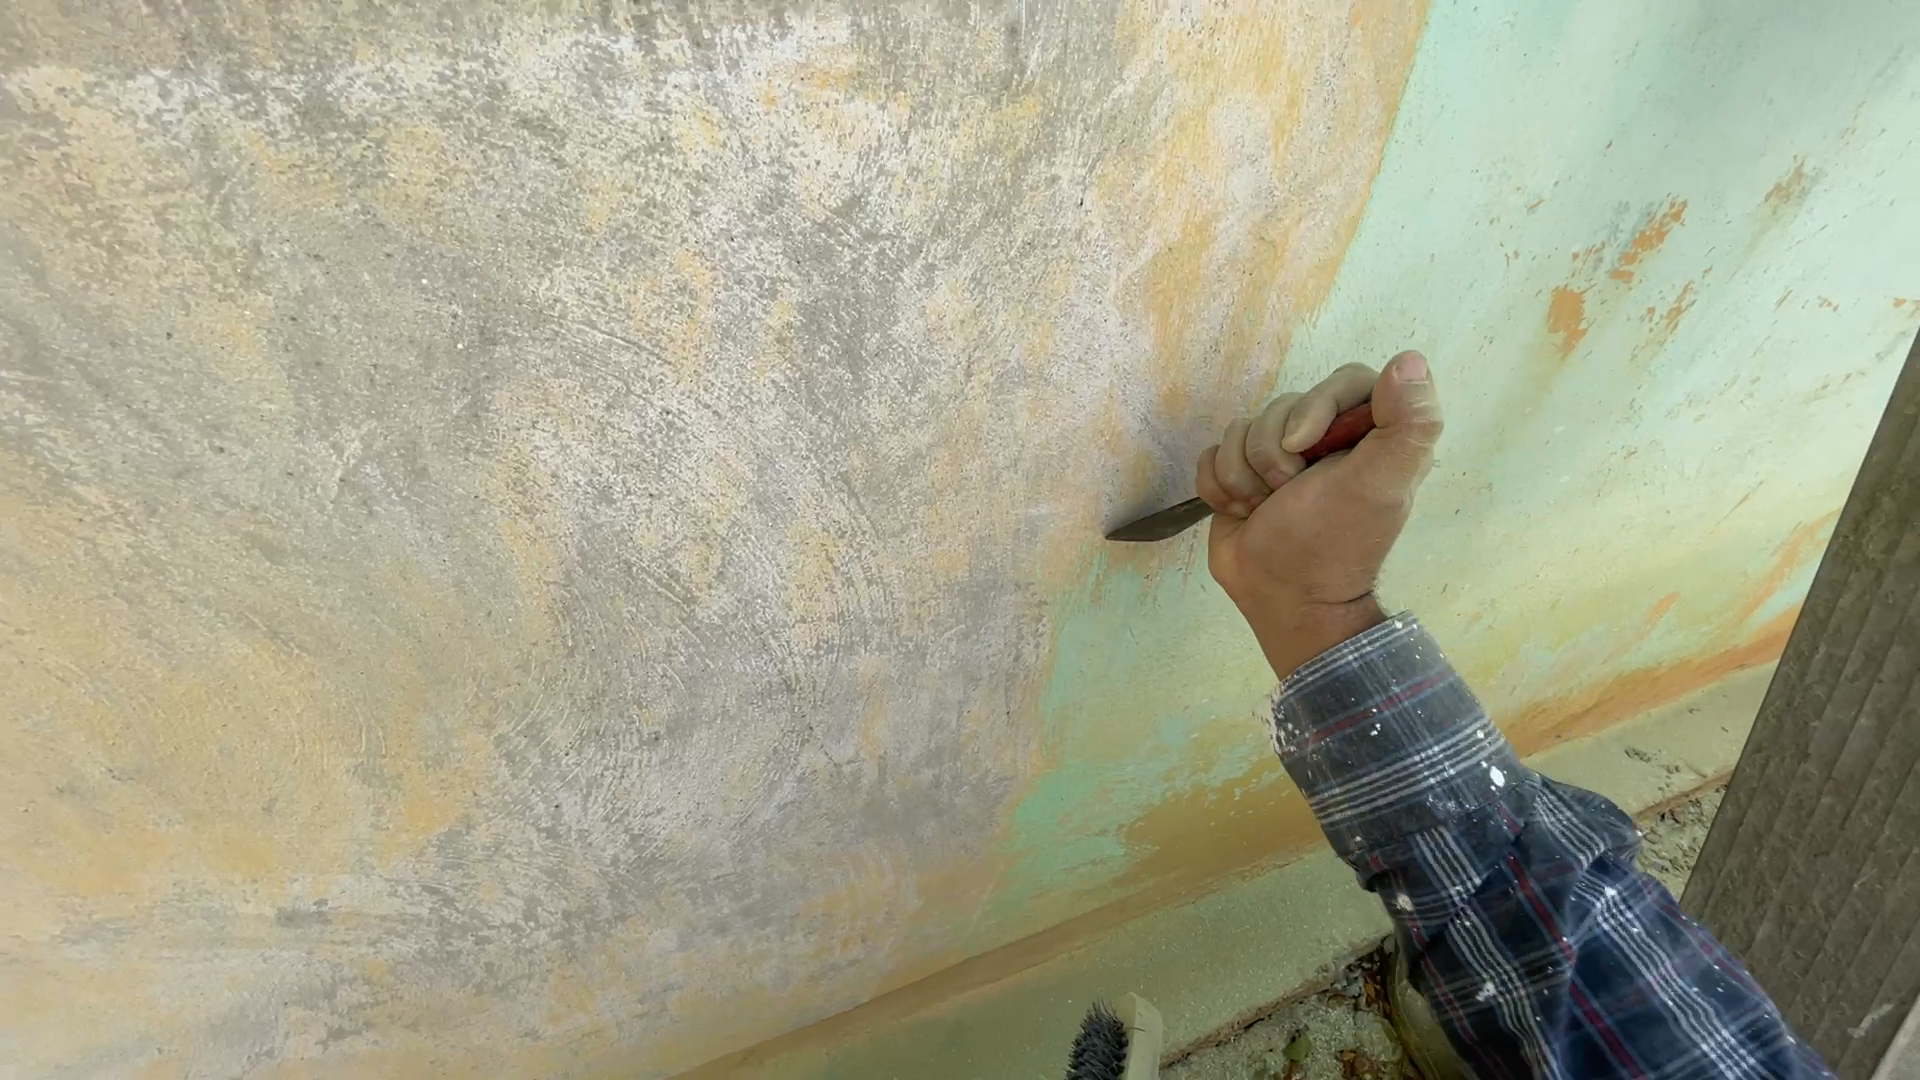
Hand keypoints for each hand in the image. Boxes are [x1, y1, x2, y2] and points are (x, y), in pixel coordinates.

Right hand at [1196, 351, 1441, 678]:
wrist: (1278, 595)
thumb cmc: (1330, 543)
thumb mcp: (1377, 486)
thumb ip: (1407, 425)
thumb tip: (1410, 359)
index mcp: (1371, 435)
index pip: (1342, 381)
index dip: (1312, 409)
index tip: (1303, 447)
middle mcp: (1325, 439)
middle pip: (1281, 405)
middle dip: (1270, 454)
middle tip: (1286, 493)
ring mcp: (1276, 457)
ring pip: (1240, 429)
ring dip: (1242, 476)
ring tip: (1261, 509)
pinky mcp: (1239, 474)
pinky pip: (1212, 454)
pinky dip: (1218, 486)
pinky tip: (1238, 510)